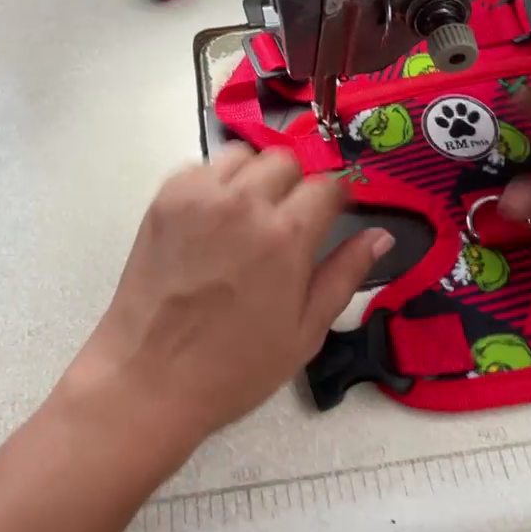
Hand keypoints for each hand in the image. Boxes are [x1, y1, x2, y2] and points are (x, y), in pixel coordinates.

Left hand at [61, 145, 392, 450]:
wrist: (148, 377)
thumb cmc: (235, 367)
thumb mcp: (305, 332)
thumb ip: (345, 275)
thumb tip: (381, 235)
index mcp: (286, 235)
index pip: (328, 184)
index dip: (337, 197)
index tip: (334, 213)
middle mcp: (244, 202)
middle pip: (286, 160)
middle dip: (296, 184)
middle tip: (288, 220)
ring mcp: (199, 195)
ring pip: (244, 154)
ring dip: (255, 175)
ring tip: (249, 213)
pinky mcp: (165, 198)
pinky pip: (202, 165)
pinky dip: (216, 181)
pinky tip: (214, 217)